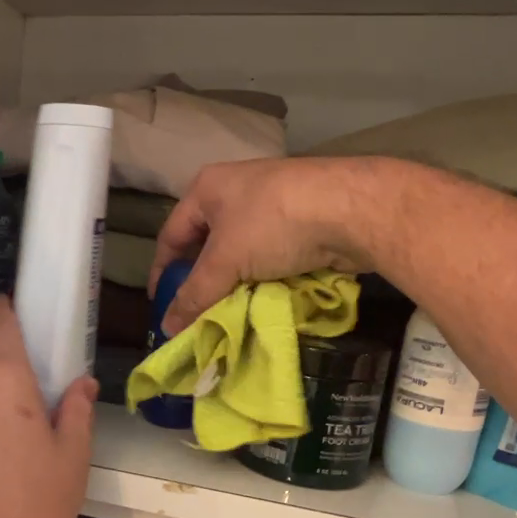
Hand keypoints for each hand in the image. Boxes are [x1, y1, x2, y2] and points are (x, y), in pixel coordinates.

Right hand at [151, 157, 389, 334]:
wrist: (355, 209)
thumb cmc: (273, 223)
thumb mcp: (224, 262)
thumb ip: (193, 296)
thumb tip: (166, 329)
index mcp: (207, 188)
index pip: (171, 235)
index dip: (163, 272)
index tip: (161, 305)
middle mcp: (236, 190)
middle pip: (206, 246)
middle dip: (202, 282)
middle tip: (196, 314)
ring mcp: (272, 204)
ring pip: (240, 254)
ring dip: (234, 284)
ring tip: (229, 313)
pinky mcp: (303, 220)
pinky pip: (269, 256)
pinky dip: (262, 280)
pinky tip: (262, 300)